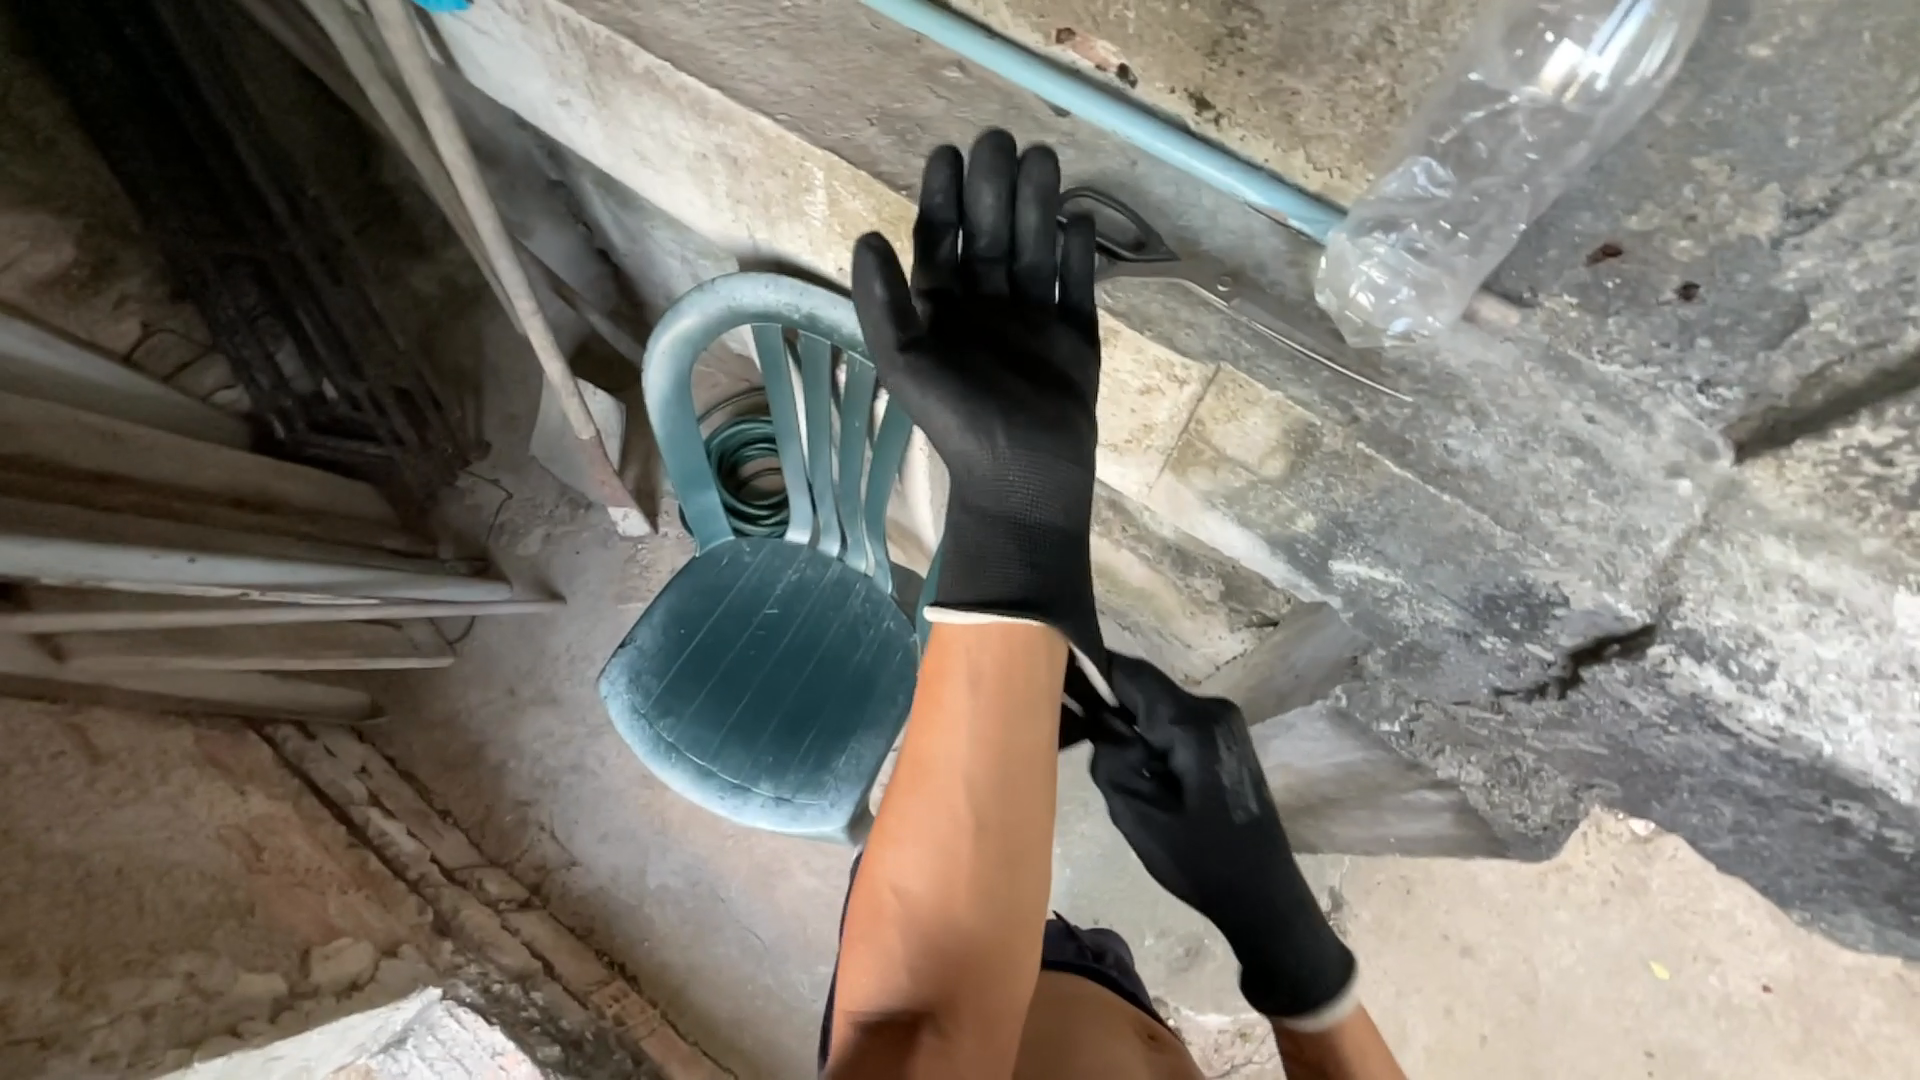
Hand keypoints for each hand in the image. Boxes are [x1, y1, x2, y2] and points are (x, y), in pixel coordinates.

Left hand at [852, 129, 1107, 686]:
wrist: (1024, 477)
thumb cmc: (960, 421)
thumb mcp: (906, 363)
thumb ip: (883, 304)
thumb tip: (866, 237)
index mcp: (942, 312)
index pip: (939, 241)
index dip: (942, 198)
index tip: (948, 153)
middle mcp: (985, 309)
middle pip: (989, 235)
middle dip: (994, 189)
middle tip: (1001, 140)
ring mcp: (1033, 321)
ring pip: (1035, 250)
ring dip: (1038, 206)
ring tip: (1044, 159)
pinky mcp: (1075, 338)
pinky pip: (1077, 285)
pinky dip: (1079, 254)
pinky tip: (1079, 220)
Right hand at [1089, 653, 1357, 1027]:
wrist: (1264, 897)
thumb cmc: (1199, 861)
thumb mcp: (1137, 812)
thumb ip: (1109, 753)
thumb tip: (1096, 715)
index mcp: (1192, 723)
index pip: (1129, 673)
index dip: (1091, 672)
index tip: (1058, 685)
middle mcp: (1212, 708)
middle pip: (1143, 687)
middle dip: (1110, 708)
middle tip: (1081, 740)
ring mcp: (1223, 721)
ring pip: (1156, 705)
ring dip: (1131, 726)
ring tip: (1118, 768)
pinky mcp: (1223, 737)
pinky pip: (1173, 720)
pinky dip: (1150, 736)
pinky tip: (1144, 773)